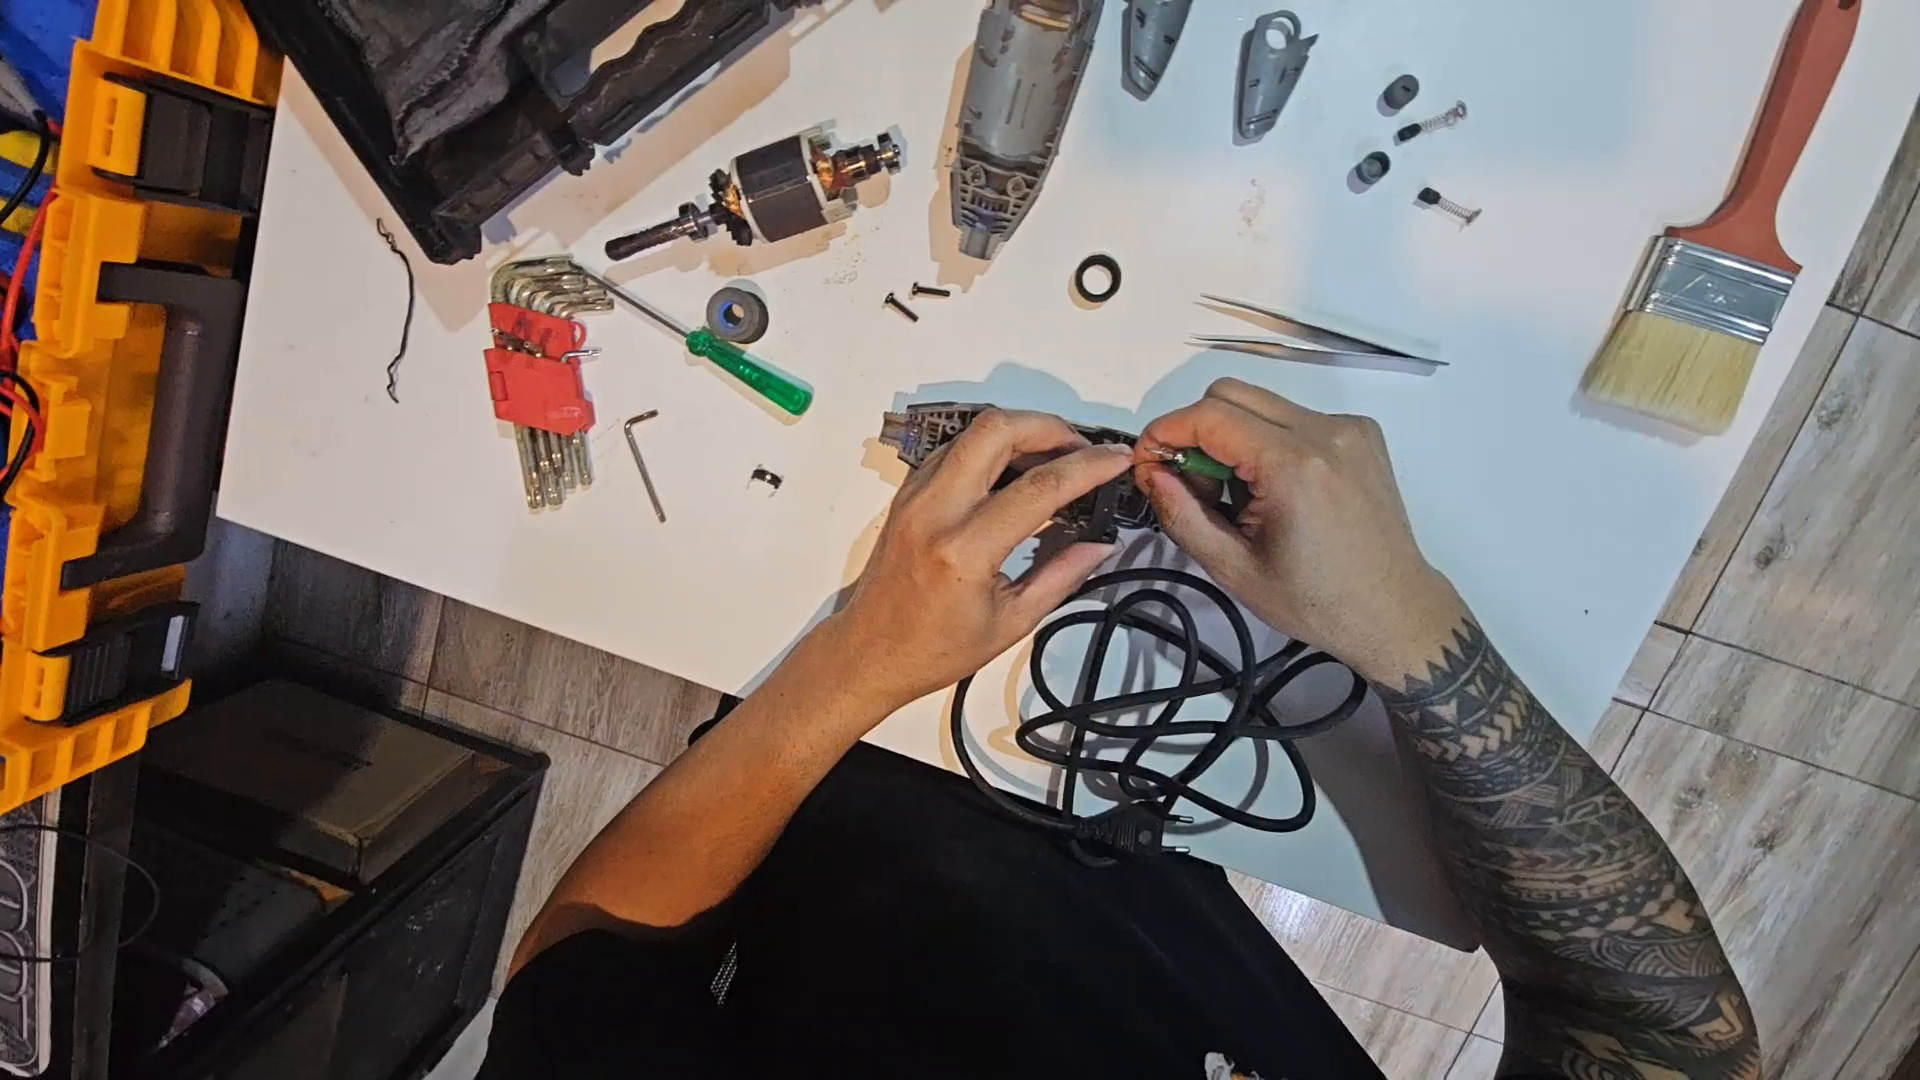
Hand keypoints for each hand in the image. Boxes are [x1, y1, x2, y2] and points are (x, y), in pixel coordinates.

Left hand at [828, 409, 1134, 710]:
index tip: (1116, 460)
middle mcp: (934, 511)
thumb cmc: (932, 648)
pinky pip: (956, 449)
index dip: (1087, 467)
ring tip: (1056, 458)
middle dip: (1051, 426)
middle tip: (1082, 449)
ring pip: (974, 432)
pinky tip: (1016, 471)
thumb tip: (1101, 543)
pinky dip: (992, 447)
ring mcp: (916, 496)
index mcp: (963, 551)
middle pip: (997, 430)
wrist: (869, 651)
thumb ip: (1061, 575)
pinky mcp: (908, 492)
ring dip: (1022, 431)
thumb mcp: (1011, 623)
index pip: (1038, 488)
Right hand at [1135, 379, 1467, 683]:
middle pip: (1229, 393)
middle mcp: (1325, 432)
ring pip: (1259, 402)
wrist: (1393, 611)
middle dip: (1194, 431)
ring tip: (1235, 493)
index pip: (1209, 416)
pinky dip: (1262, 440)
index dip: (1165, 432)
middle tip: (1189, 482)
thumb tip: (1152, 473)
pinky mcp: (1358, 433)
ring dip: (1228, 437)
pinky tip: (1270, 488)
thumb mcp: (1231, 568)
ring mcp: (1347, 428)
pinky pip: (1289, 416)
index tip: (1148, 462)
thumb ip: (1181, 514)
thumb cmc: (1314, 600)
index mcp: (1294, 466)